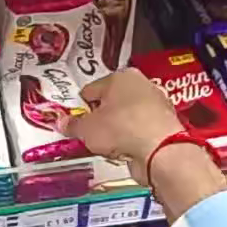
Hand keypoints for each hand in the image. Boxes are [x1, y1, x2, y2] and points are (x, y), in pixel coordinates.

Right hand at [61, 68, 183, 183]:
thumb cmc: (120, 129)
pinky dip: (131, 138)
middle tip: (90, 135)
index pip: (90, 90)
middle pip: (111, 101)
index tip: (75, 124)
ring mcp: (155, 103)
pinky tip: (125, 149)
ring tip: (107, 145)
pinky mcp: (164, 123)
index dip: (80, 108)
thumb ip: (72, 125)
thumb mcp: (86, 129)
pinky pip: (138, 129)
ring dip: (115, 129)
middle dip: (100, 118)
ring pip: (125, 116)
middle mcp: (141, 84)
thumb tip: (62, 122)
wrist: (159, 149)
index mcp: (120, 76)